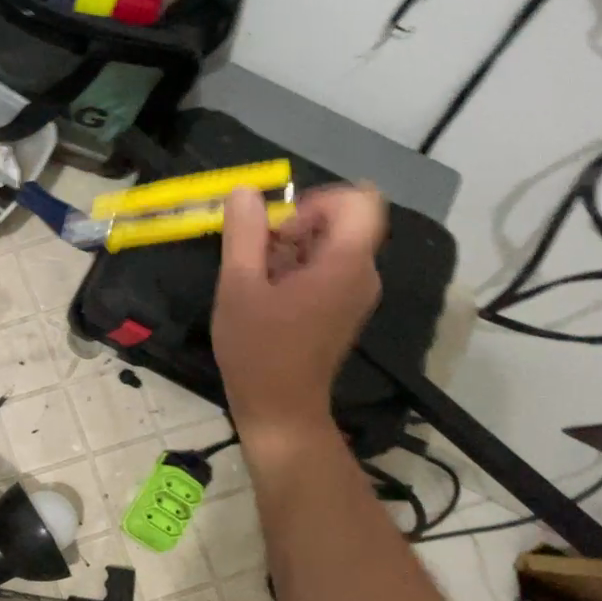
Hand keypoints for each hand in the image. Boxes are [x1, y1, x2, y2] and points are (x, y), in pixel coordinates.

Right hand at [213, 183, 387, 446]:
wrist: (280, 408)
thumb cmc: (258, 349)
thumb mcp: (238, 287)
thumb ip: (243, 234)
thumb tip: (245, 191)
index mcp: (345, 263)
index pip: (359, 200)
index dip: (317, 200)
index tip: (278, 228)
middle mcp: (363, 273)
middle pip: (342, 222)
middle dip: (295, 226)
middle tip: (258, 257)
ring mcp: (356, 293)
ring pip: (331, 245)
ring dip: (291, 250)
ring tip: (257, 280)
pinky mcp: (343, 309)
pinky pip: (327, 269)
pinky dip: (297, 270)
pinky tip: (266, 297)